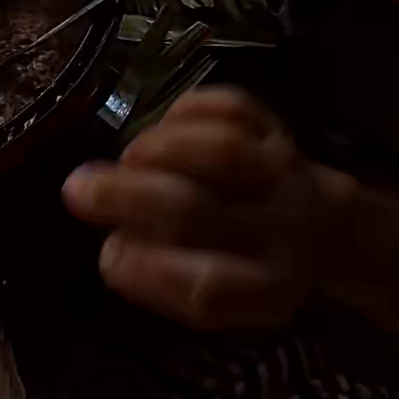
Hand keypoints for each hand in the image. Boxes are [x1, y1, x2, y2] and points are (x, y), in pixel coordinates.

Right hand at [61, 87, 359, 328]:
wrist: (323, 226)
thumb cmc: (245, 261)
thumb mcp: (219, 292)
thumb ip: (168, 274)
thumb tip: (111, 241)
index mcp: (269, 289)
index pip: (206, 287)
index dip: (147, 272)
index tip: (106, 256)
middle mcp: (285, 231)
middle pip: (197, 210)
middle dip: (126, 196)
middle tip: (75, 188)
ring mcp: (284, 173)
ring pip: (216, 149)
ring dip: (154, 148)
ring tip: (126, 157)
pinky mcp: (277, 128)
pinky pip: (227, 107)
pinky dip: (184, 111)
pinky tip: (164, 127)